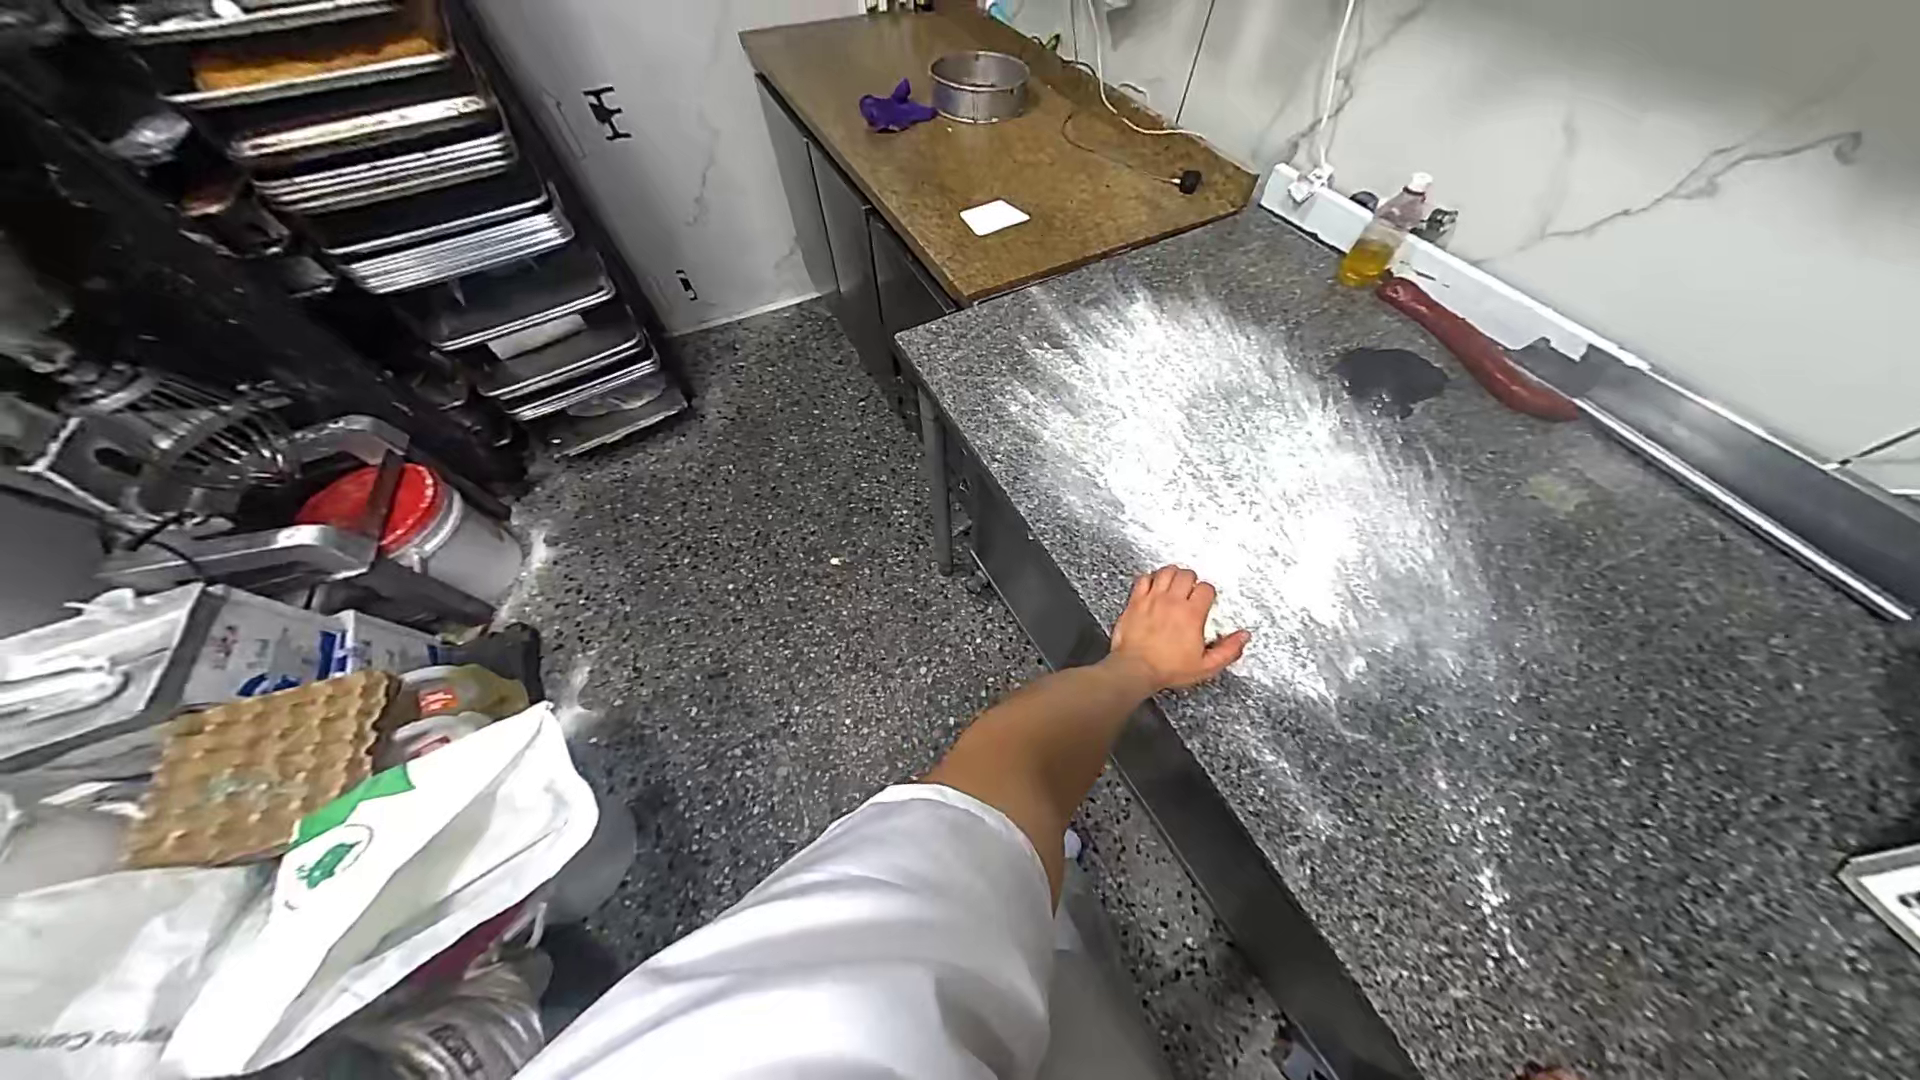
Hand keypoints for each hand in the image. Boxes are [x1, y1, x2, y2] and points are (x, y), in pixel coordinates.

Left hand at [1104, 565, 1250, 691]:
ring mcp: (1152, 599)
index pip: (1206, 588)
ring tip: (1174, 583)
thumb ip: (1228, 650)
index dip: (1208, 592)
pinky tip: (1153, 585)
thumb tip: (1243, 636)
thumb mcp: (1206, 666)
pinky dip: (1150, 578)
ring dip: (1172, 574)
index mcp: (1192, 614)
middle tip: (1190, 589)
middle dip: (1192, 580)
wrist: (1136, 669)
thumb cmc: (1168, 669)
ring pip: (1165, 572)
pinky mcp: (1135, 601)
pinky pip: (1143, 579)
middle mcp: (1172, 602)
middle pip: (1186, 575)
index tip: (1205, 599)